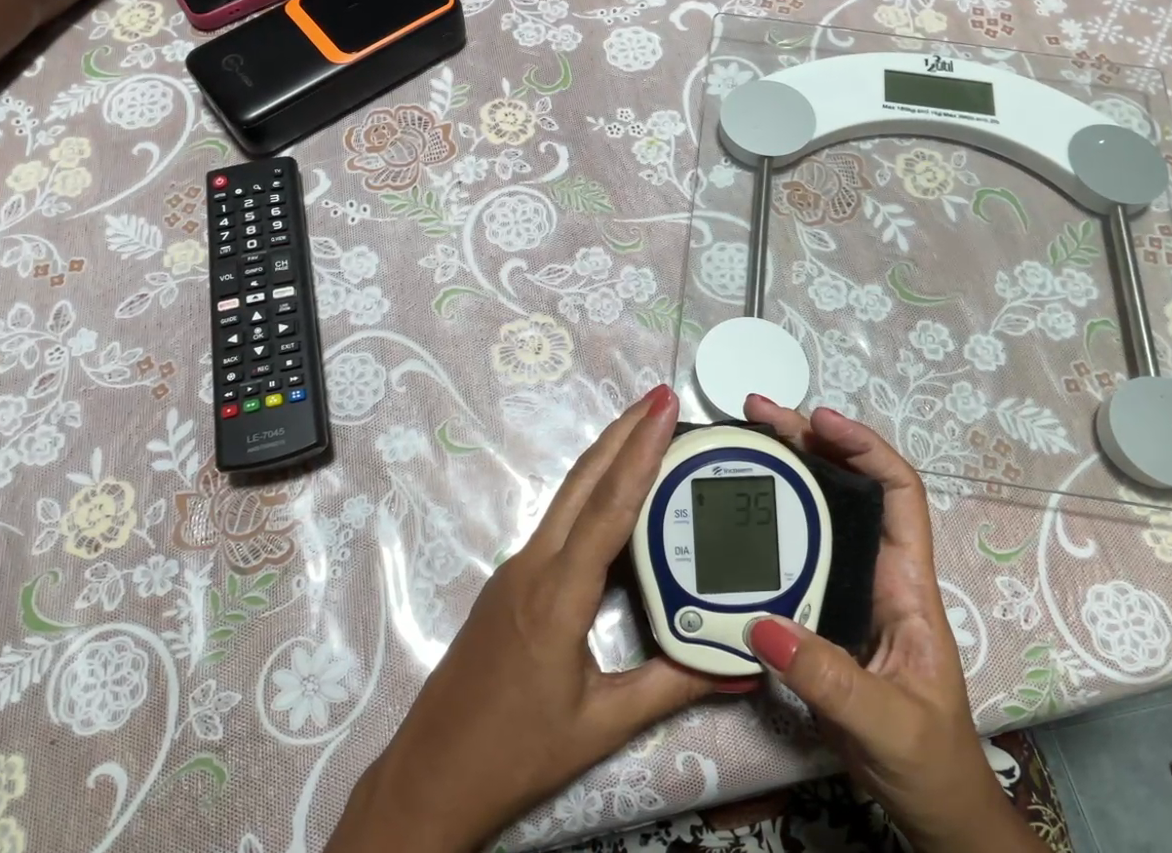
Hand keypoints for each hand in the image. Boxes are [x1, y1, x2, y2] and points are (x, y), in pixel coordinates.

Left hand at [329, 384, 731, 852]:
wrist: (433, 774)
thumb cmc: (516, 751)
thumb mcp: (602, 723)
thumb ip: (672, 686)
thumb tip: (738, 668)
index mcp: (557, 595)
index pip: (607, 509)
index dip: (639, 453)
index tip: (661, 407)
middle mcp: (532, 568)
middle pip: (579, 485)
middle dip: (620, 434)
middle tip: (659, 397)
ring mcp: (515, 573)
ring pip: (565, 500)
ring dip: (605, 460)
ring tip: (644, 430)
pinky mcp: (511, 586)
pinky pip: (557, 527)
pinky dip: (591, 498)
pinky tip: (616, 501)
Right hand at [740, 396, 1041, 852]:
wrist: (929, 801)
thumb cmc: (928, 759)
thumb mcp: (884, 722)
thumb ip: (828, 679)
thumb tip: (763, 626)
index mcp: (906, 585)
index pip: (899, 494)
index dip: (865, 448)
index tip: (821, 421)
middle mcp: (877, 574)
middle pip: (851, 488)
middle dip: (810, 442)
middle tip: (758, 415)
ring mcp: (848, 591)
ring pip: (819, 516)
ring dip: (787, 474)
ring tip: (744, 444)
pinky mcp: (821, 613)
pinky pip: (793, 556)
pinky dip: (766, 526)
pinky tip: (735, 517)